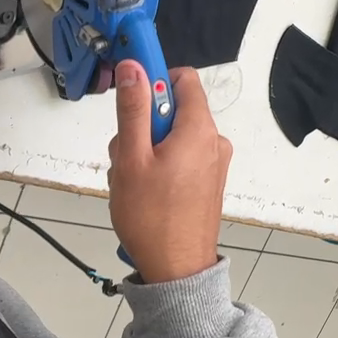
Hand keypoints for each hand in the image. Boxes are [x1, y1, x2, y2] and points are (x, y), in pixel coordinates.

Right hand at [108, 62, 232, 283]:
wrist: (176, 270)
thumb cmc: (151, 216)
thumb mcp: (131, 158)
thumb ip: (132, 109)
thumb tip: (134, 67)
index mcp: (199, 129)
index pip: (181, 78)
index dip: (152, 78)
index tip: (126, 96)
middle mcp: (213, 141)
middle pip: (171, 110)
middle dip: (140, 126)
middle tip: (124, 158)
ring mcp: (213, 164)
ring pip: (170, 137)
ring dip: (144, 151)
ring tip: (131, 182)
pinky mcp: (207, 183)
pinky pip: (178, 159)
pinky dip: (157, 167)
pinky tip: (143, 193)